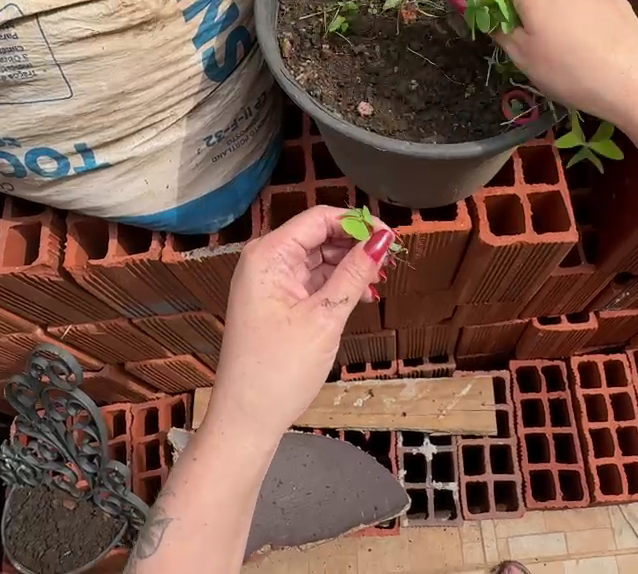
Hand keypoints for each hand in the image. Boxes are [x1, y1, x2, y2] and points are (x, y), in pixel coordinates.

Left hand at [208, 205, 392, 442]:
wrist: (246, 420)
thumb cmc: (280, 369)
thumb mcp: (325, 317)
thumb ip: (354, 274)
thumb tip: (382, 239)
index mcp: (269, 254)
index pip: (319, 219)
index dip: (357, 222)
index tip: (390, 237)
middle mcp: (265, 260)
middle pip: (318, 235)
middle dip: (355, 244)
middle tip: (390, 262)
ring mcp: (269, 281)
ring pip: (318, 257)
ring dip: (349, 265)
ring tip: (379, 281)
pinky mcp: (275, 301)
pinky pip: (311, 279)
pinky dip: (336, 283)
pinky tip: (360, 296)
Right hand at [493, 0, 637, 124]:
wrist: (637, 83)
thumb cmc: (568, 71)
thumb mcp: (522, 56)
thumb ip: (496, 25)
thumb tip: (472, 4)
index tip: (485, 2)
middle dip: (521, 0)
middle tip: (523, 36)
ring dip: (550, 8)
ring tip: (559, 45)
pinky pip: (583, 0)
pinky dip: (576, 14)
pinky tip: (587, 44)